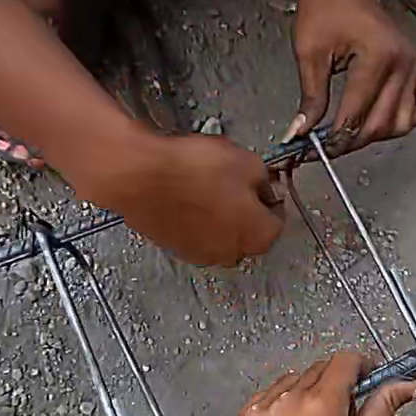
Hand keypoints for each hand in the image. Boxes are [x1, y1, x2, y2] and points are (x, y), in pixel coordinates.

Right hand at [75, 132, 283, 266]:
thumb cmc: (193, 170)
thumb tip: (263, 184)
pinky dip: (195, 218)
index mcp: (258, 236)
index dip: (271, 198)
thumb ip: (264, 177)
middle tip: (234, 184)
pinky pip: (195, 233)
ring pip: (221, 234)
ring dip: (219, 215)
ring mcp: (201, 254)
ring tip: (206, 186)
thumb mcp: (247, 161)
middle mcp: (232, 253)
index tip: (264, 186)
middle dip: (246, 210)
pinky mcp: (175, 248)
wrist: (138, 176)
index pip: (277, 221)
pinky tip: (186, 194)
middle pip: (249, 232)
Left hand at [218, 354, 415, 415]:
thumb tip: (413, 385)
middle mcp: (286, 401)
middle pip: (316, 371)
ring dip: (300, 399)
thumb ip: (385, 408)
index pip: (344, 361)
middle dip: (332, 387)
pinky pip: (259, 405)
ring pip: (286, 385)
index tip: (363, 377)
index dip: (359, 367)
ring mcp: (255, 414)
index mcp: (322, 405)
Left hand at [289, 0, 415, 153]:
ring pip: (403, 123)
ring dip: (377, 136)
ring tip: (352, 133)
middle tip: (328, 148)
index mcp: (377, 57)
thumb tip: (299, 133)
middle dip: (353, 142)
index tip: (314, 151)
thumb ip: (310, 97)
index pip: (356, 114)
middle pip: (381, 125)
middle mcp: (403, 65)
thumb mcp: (309, 52)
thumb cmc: (325, 7)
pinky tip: (389, 120)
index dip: (334, 139)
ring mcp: (414, 68)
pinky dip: (412, 120)